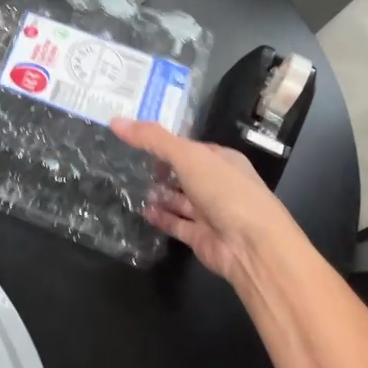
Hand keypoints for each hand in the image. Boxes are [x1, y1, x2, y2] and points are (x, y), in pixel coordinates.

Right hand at [111, 118, 301, 277]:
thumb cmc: (225, 192)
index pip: (191, 148)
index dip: (165, 144)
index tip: (136, 140)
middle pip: (184, 174)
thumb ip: (152, 139)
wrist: (251, 245)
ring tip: (130, 188)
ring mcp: (212, 212)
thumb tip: (116, 121)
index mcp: (223, 160)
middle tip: (128, 164)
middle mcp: (219, 185)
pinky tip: (142, 211)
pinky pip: (177, 224)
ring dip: (159, 194)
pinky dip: (161, 218)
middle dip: (160, 170)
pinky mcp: (202, 237)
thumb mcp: (188, 156)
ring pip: (180, 200)